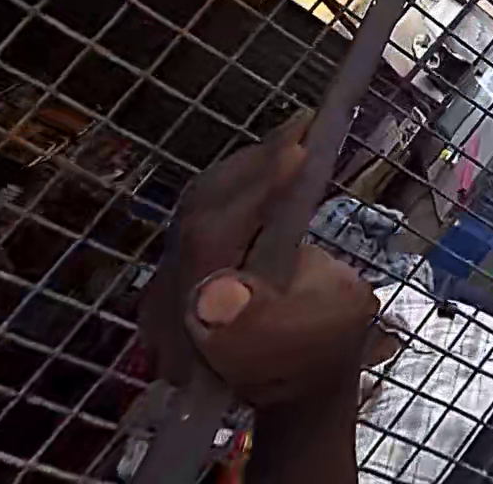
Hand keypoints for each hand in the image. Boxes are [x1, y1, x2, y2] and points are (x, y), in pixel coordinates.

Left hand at [137, 116, 377, 410]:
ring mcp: (169, 278)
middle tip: (302, 126)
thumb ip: (277, 319)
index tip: (299, 150)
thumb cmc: (327, 345)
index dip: (254, 193)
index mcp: (196, 338)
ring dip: (249, 163)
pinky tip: (272, 154)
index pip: (211, 247)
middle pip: (200, 213)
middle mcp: (165, 307)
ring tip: (293, 133)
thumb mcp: (327, 331)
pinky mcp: (181, 256)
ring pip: (200, 199)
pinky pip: (206, 201)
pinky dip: (241, 173)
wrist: (303, 367)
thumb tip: (213, 298)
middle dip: (255, 166)